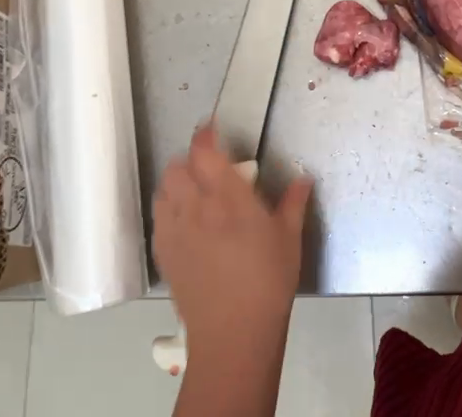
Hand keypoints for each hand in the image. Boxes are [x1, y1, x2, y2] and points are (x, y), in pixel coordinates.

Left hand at [153, 128, 310, 352]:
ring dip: (176, 182)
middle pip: (177, 166)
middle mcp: (196, 207)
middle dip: (190, 159)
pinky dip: (168, 208)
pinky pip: (159, 217)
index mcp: (228, 197)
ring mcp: (176, 230)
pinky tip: (185, 220)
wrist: (233, 333)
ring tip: (194, 190)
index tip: (211, 127)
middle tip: (209, 166)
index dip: (205, 134)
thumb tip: (303, 179)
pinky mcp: (164, 254)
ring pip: (164, 189)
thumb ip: (293, 204)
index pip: (205, 151)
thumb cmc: (268, 282)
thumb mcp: (289, 239)